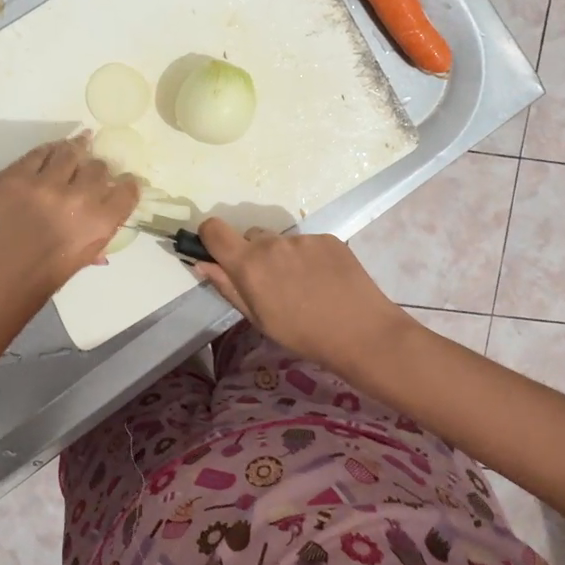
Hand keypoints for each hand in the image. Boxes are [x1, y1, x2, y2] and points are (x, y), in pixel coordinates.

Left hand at [0, 133, 139, 301]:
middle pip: (98, 168)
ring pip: (70, 152)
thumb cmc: (34, 286)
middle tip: (93, 171)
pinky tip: (52, 152)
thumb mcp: (74, 266)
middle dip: (99, 170)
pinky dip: (48, 152)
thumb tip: (100, 248)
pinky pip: (38, 153)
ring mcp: (44, 184)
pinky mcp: (15, 175)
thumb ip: (91, 246)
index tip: (123, 182)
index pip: (126, 191)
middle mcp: (77, 198)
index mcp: (98, 225)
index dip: (127, 184)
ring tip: (80, 144)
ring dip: (77, 150)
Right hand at [193, 218, 405, 370]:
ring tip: (304, 287)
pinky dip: (308, 258)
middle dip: (253, 254)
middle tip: (272, 285)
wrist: (362, 332)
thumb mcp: (258, 319)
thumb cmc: (303, 335)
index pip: (214, 229)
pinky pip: (306, 243)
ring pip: (280, 242)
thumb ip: (227, 287)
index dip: (210, 237)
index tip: (218, 253)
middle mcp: (271, 243)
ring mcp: (301, 238)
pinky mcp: (327, 238)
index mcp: (248, 264)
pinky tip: (324, 281)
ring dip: (282, 257)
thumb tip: (202, 264)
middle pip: (250, 237)